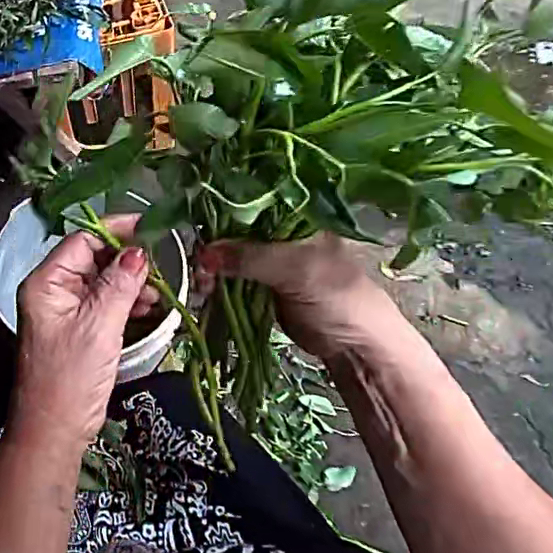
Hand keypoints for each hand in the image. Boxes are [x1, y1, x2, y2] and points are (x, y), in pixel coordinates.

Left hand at [12, 215, 157, 452]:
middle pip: (91, 258)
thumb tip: (139, 251)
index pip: (81, 241)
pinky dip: (124, 301)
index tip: (149, 227)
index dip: (114, 231)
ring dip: (128, 282)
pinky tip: (147, 307)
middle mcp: (50, 291)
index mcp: (45, 283)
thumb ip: (119, 285)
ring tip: (158, 293)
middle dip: (126, 260)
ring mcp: (62, 310)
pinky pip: (101, 302)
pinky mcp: (75, 328)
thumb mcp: (99, 326)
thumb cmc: (69, 378)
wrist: (54, 431)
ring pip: (99, 280)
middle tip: (160, 267)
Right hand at [196, 233, 398, 360]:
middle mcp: (281, 234)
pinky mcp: (260, 285)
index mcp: (297, 218)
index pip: (252, 204)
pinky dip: (216, 283)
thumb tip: (202, 254)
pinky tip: (205, 289)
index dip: (223, 214)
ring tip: (202, 283)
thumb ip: (249, 257)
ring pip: (229, 256)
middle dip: (213, 246)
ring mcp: (270, 261)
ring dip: (211, 268)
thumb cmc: (337, 298)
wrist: (354, 348)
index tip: (200, 227)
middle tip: (198, 264)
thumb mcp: (295, 270)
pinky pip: (230, 278)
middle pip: (234, 231)